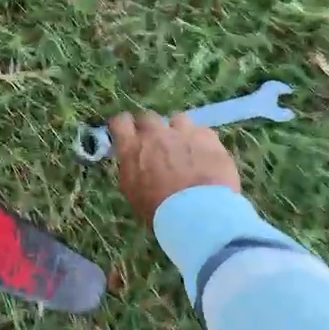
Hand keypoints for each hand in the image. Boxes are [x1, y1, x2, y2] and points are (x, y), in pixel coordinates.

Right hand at [106, 111, 241, 227]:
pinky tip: (204, 154)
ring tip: (184, 145)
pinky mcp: (208, 139)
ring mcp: (183, 133)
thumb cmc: (158, 208)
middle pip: (148, 116)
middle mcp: (155, 134)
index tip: (128, 132)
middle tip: (156, 142)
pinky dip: (201, 140)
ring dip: (178, 130)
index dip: (124, 125)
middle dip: (150, 127)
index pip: (120, 121)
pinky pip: (203, 132)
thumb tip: (134, 159)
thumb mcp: (131, 189)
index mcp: (132, 147)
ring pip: (178, 119)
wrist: (197, 213)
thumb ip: (131, 166)